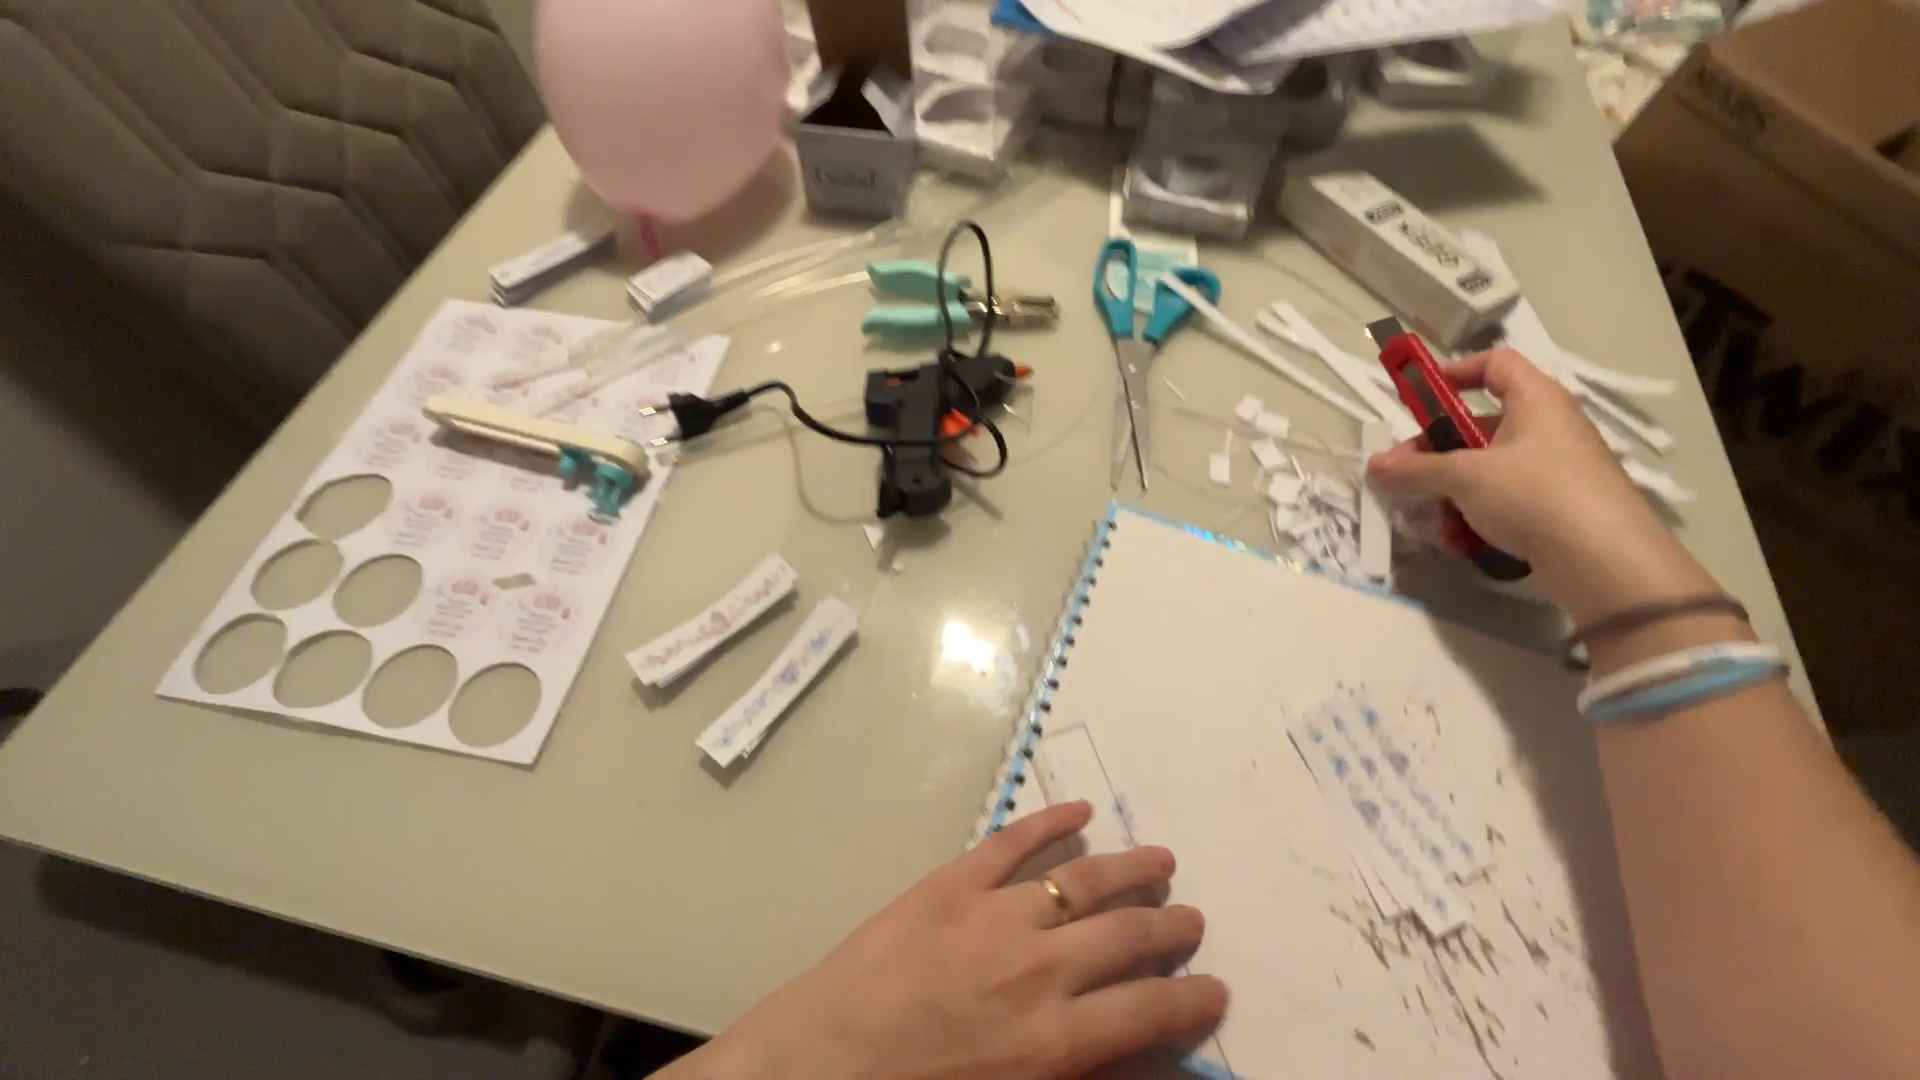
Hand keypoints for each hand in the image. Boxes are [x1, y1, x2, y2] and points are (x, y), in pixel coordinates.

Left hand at [660, 801, 1226, 1079]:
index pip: (1150, 1010)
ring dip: (1128, 867)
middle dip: (1169, 927)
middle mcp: (1039, 968)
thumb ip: (1078, 1069)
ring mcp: (995, 914)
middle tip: (1192, 918)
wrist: (820, 1064)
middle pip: (1127, 936)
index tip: (1216, 987)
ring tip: (1160, 858)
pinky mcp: (953, 883)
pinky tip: (1078, 809)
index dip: (1192, 999)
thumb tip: (1127, 1047)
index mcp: (1056, 1037)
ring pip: (1081, 879)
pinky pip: (1012, 841)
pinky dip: (1049, 821)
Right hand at [1368, 349, 1718, 624]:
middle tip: (1405, 470)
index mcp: (1535, 400)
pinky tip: (1458, 536)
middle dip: (1436, 447)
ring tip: (1428, 511)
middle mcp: (1548, 426)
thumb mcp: (1463, 477)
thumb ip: (1415, 469)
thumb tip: (1375, 464)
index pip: (1494, 364)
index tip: (1416, 397)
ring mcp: (1554, 467)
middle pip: (1480, 423)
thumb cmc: (1533, 494)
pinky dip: (1476, 511)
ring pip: (1487, 465)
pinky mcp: (1556, 504)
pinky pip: (1504, 496)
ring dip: (1451, 486)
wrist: (1604, 558)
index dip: (1452, 372)